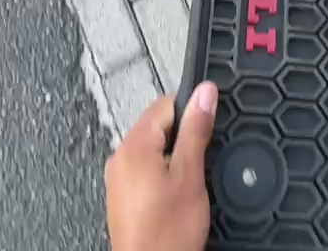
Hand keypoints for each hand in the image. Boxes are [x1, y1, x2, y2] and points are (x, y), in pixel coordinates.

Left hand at [105, 82, 216, 250]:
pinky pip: (146, 166)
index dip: (192, 111)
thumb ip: (197, 129)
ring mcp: (119, 176)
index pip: (167, 103)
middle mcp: (121, 156)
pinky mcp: (122, 194)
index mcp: (134, 145)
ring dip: (174, 155)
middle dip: (184, 136)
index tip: (208, 125)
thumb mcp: (190, 174)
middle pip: (160, 124)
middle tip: (199, 161)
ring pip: (155, 146)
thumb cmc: (167, 234)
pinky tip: (174, 194)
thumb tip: (205, 92)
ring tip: (187, 181)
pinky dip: (164, 171)